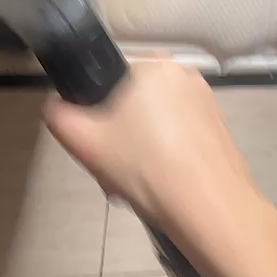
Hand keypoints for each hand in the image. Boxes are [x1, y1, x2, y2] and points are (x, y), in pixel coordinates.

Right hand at [42, 59, 271, 247]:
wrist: (211, 211)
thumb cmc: (145, 167)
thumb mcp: (83, 142)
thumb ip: (57, 115)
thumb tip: (54, 105)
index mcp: (151, 64)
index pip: (108, 80)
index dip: (95, 113)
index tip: (96, 144)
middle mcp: (183, 74)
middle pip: (132, 102)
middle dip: (118, 135)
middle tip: (111, 170)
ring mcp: (207, 102)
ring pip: (156, 122)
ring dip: (140, 149)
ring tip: (134, 186)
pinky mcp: (222, 130)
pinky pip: (180, 137)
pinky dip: (167, 157)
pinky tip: (161, 188)